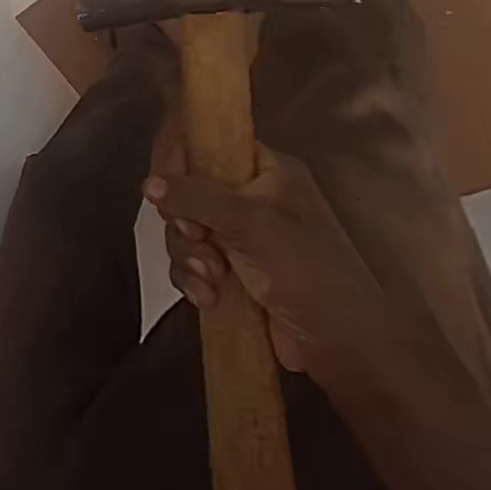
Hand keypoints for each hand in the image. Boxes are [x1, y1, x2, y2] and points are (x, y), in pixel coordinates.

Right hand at [143, 146, 385, 368]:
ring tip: (211, 278)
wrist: (342, 345)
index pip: (207, 144)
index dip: (179, 161)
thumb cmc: (306, 268)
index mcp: (264, 169)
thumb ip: (196, 198)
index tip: (165, 186)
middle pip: (186, 191)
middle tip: (197, 239)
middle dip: (184, 222)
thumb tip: (148, 184)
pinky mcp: (230, 269)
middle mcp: (248, 196)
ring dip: (188, 255)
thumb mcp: (251, 224)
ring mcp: (238, 234)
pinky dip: (192, 277)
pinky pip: (190, 261)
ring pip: (184, 229)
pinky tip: (208, 298)